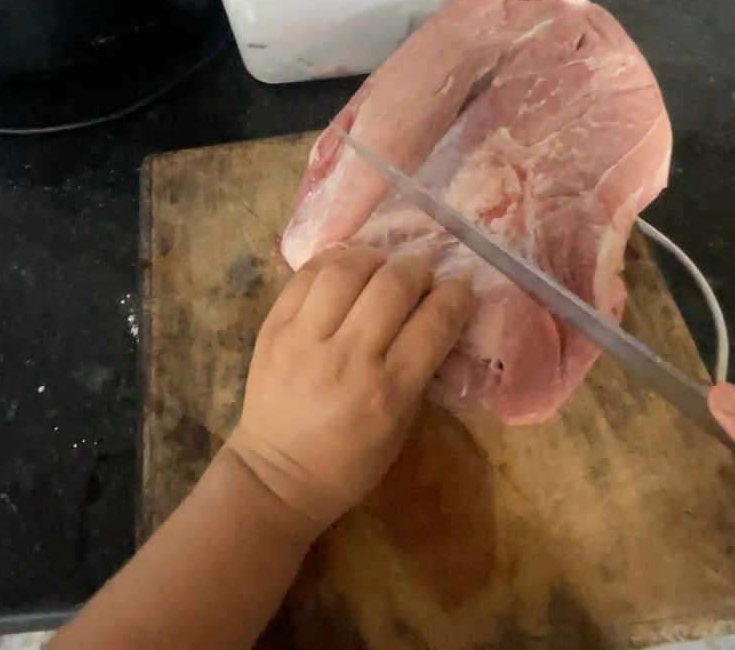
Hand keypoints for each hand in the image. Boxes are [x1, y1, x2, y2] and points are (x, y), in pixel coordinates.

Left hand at [225, 246, 476, 537]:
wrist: (276, 476)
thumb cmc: (349, 462)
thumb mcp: (401, 425)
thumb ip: (419, 368)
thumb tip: (438, 312)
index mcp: (387, 392)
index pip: (434, 324)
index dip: (456, 296)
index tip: (461, 289)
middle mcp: (346, 359)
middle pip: (391, 286)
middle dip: (417, 270)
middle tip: (421, 275)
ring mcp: (303, 339)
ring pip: (346, 270)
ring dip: (374, 258)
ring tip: (381, 265)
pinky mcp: (273, 327)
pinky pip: (305, 275)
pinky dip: (333, 261)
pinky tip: (346, 268)